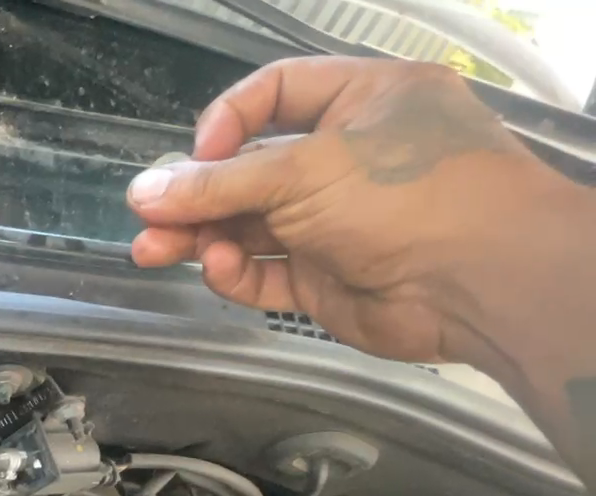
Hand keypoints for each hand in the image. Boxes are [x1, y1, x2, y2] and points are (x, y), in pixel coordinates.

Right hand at [126, 57, 573, 368]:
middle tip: (147, 221)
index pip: (274, 93)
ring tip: (151, 252)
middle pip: (244, 172)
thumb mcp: (301, 172)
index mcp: (361, 105)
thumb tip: (139, 192)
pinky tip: (222, 269)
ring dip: (195, 239)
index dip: (224, 122)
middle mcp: (343, 159)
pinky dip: (234, 272)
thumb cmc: (404, 197)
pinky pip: (260, 271)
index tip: (195, 158)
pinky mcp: (316, 275)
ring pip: (242, 227)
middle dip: (192, 198)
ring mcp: (329, 221)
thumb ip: (214, 186)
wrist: (478, 282)